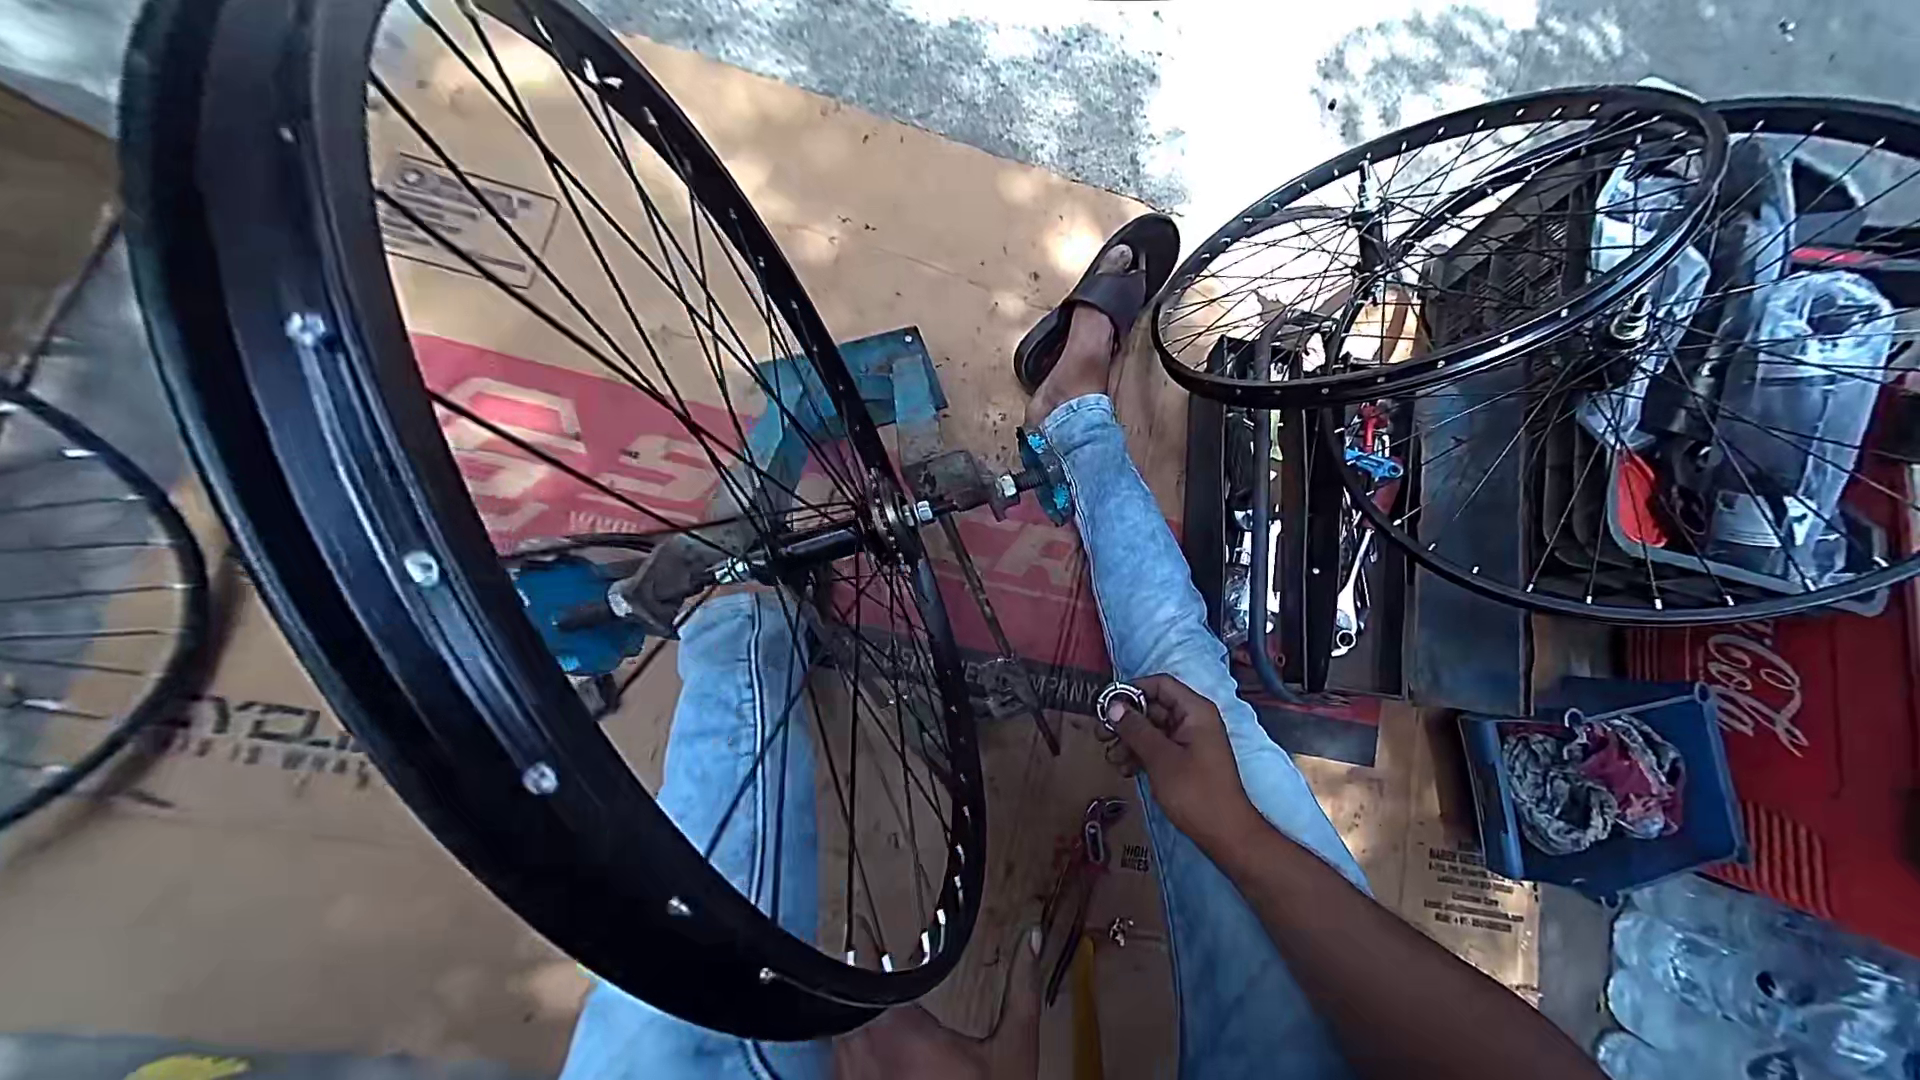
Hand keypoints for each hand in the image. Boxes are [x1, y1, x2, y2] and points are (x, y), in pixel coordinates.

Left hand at [835, 926, 1041, 1078]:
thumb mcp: (1014, 1052)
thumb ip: (1021, 991)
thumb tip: (1030, 936)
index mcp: (908, 1040)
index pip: (869, 983)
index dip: (863, 953)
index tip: (866, 929)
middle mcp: (873, 1065)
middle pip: (848, 1008)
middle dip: (859, 984)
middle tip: (871, 958)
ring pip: (840, 1040)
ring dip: (853, 1016)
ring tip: (871, 993)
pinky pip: (841, 1069)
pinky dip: (851, 1050)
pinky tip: (874, 1045)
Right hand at [1104, 674, 1264, 851]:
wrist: (1227, 837)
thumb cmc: (1196, 793)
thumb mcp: (1160, 758)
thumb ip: (1135, 728)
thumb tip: (1113, 706)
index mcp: (1195, 711)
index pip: (1160, 684)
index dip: (1132, 690)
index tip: (1107, 705)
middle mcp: (1193, 721)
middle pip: (1153, 707)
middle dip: (1126, 721)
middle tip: (1101, 734)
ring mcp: (1189, 741)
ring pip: (1151, 729)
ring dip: (1129, 741)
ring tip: (1113, 759)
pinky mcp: (1184, 760)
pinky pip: (1157, 747)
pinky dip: (1140, 755)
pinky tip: (1125, 770)